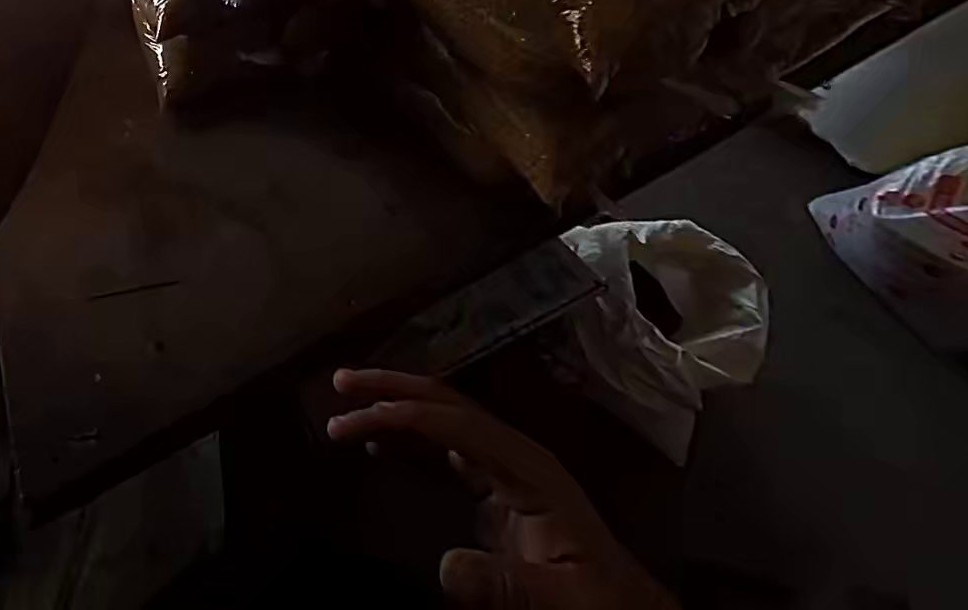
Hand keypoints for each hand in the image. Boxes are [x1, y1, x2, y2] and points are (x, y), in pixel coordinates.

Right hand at [328, 369, 680, 609]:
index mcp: (524, 463)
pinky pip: (444, 443)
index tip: (362, 415)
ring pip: (441, 415)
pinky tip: (384, 441)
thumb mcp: (560, 600)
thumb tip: (442, 567)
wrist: (625, 605)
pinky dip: (409, 436)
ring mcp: (502, 460)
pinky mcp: (495, 479)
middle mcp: (509, 448)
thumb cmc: (598, 599)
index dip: (408, 415)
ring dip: (395, 406)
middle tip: (343, 381)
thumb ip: (507, 584)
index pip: (456, 423)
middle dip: (392, 388)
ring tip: (349, 403)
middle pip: (444, 402)